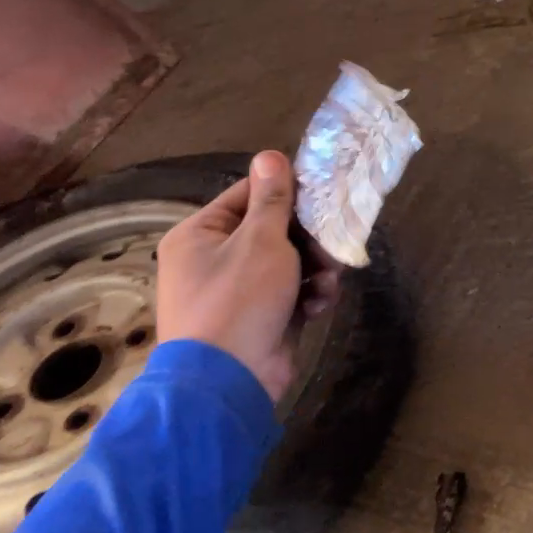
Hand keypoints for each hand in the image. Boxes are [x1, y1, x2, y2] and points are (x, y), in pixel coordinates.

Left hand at [155, 151, 339, 400]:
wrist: (228, 378)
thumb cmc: (240, 298)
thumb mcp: (261, 241)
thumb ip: (272, 199)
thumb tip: (270, 154)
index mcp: (200, 234)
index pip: (250, 195)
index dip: (289, 193)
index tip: (325, 195)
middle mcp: (214, 258)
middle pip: (277, 229)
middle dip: (311, 240)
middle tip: (332, 246)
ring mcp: (237, 289)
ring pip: (292, 261)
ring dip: (317, 269)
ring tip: (326, 282)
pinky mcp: (260, 314)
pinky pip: (293, 290)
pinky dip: (310, 295)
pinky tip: (318, 306)